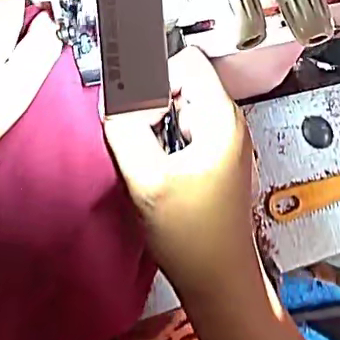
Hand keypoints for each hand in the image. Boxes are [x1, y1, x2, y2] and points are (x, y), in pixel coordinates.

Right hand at [103, 49, 262, 306]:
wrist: (218, 279)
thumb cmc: (195, 238)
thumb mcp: (149, 180)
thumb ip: (126, 131)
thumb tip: (112, 97)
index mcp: (221, 117)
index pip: (187, 60)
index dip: (154, 73)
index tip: (132, 100)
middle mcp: (227, 120)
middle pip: (181, 79)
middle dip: (151, 100)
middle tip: (139, 133)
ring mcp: (221, 137)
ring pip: (178, 103)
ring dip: (155, 120)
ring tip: (149, 155)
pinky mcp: (212, 154)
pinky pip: (182, 125)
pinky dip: (163, 136)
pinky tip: (157, 165)